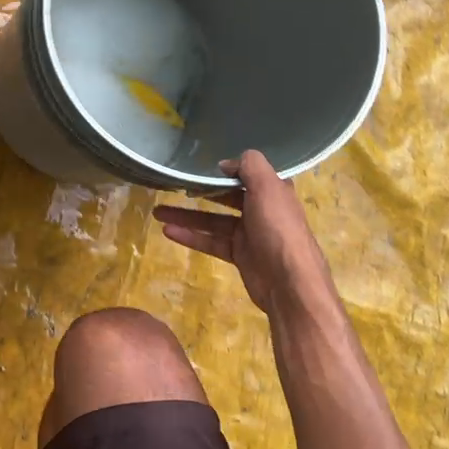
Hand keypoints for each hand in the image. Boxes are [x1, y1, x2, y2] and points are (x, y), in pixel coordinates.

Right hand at [152, 150, 328, 314]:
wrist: (290, 284)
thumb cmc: (279, 230)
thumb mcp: (268, 189)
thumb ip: (250, 167)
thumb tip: (225, 163)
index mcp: (273, 193)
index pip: (249, 175)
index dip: (227, 170)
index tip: (201, 166)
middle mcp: (262, 211)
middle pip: (226, 197)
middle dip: (200, 193)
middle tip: (173, 187)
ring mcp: (249, 235)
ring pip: (213, 221)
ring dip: (187, 217)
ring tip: (157, 213)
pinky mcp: (239, 255)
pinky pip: (210, 241)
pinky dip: (190, 237)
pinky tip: (168, 232)